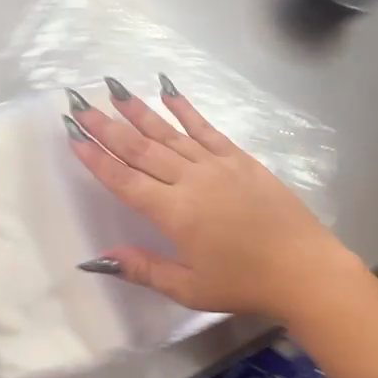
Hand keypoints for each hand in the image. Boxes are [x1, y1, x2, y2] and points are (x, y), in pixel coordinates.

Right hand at [65, 74, 359, 319]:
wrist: (304, 268)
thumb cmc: (245, 284)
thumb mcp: (190, 288)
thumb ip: (144, 269)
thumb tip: (99, 257)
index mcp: (175, 213)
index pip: (125, 180)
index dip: (97, 158)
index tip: (74, 136)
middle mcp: (191, 181)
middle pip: (140, 150)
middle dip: (107, 127)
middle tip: (79, 104)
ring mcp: (217, 165)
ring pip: (168, 133)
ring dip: (138, 111)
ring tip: (114, 89)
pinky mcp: (239, 159)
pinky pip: (206, 129)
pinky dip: (185, 110)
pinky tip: (168, 92)